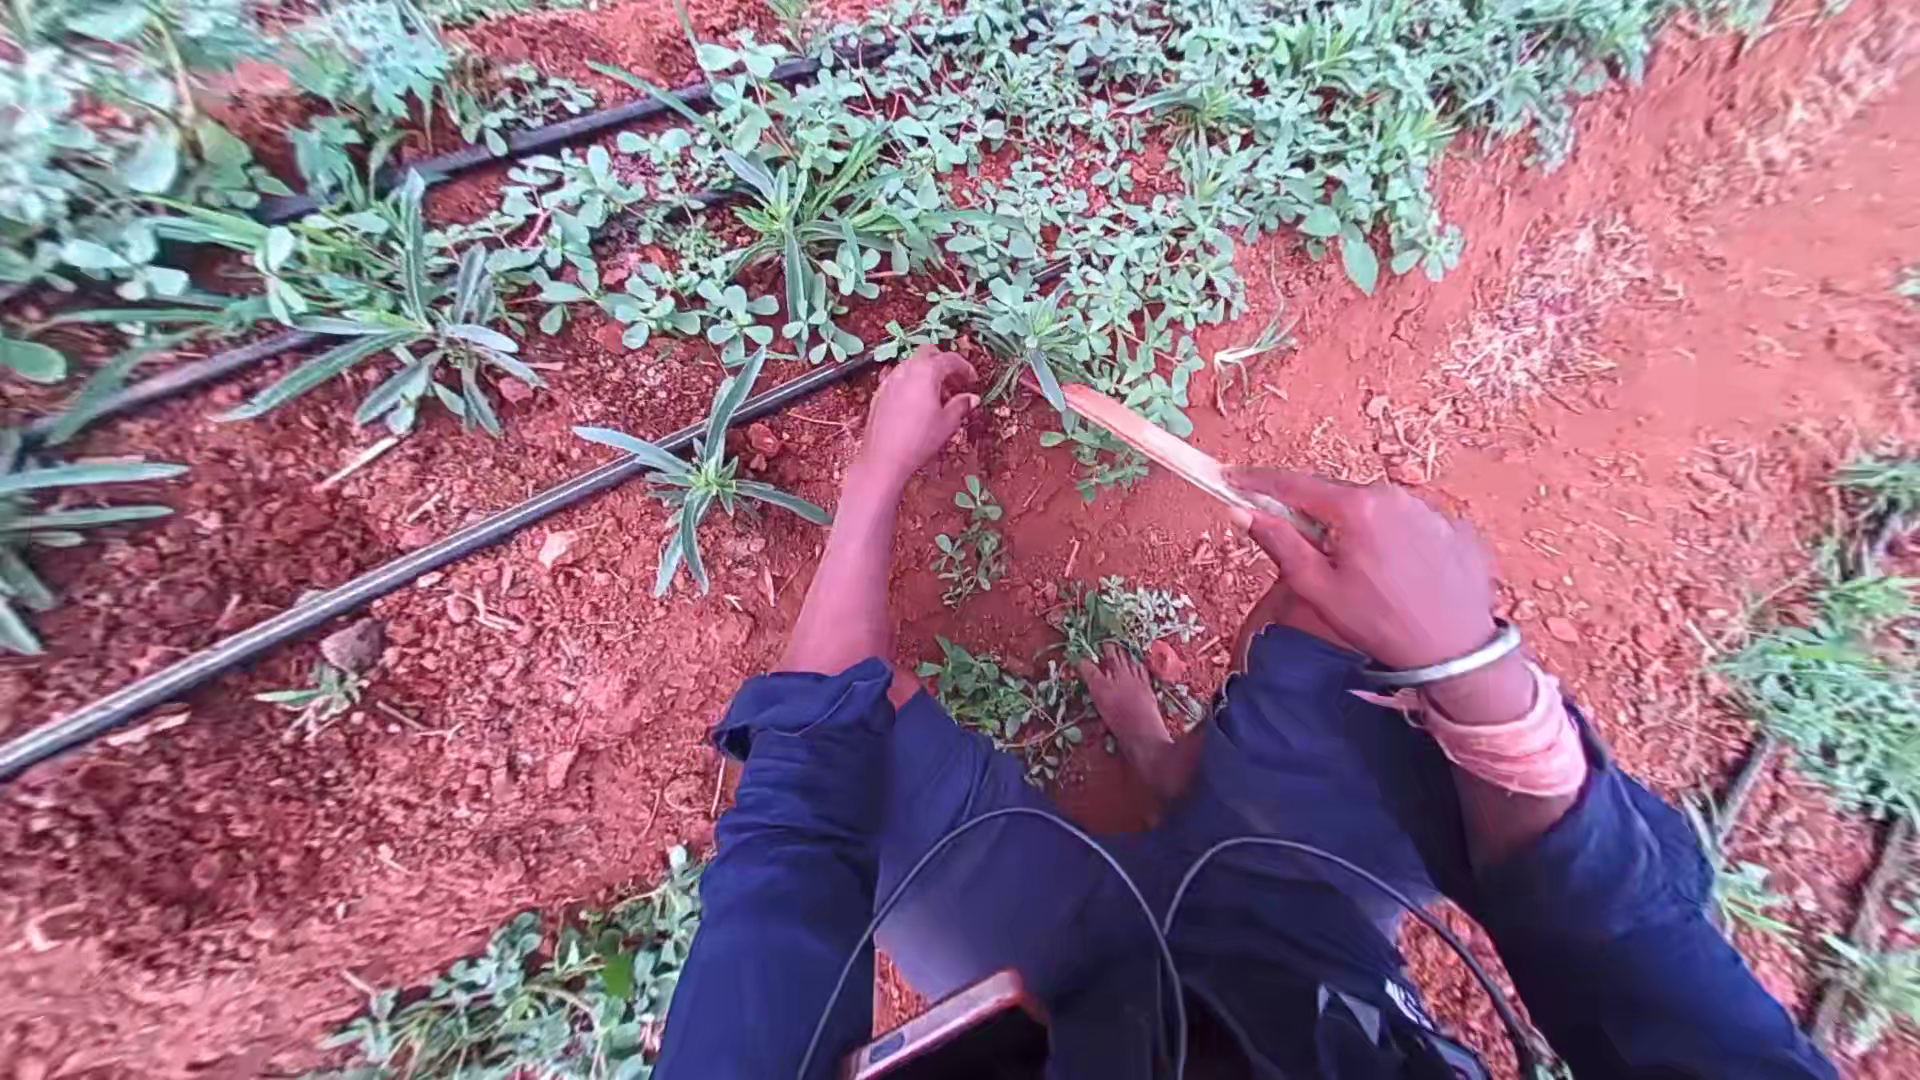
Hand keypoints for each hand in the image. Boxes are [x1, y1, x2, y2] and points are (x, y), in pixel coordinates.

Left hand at [855, 345, 978, 486]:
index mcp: (926, 372)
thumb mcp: (948, 423)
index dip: (965, 368)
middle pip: (928, 353)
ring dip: (927, 372)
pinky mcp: (879, 394)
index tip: (973, 380)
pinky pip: (899, 379)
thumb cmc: (920, 440)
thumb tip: (972, 398)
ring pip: (911, 364)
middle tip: (955, 382)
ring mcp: (889, 380)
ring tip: (937, 395)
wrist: (883, 458)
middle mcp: (906, 370)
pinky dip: (911, 382)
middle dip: (944, 363)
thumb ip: (961, 405)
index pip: (950, 359)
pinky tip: (917, 403)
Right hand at [1226, 467, 1498, 669]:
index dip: (1255, 481)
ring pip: (1369, 507)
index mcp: (1357, 508)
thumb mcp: (1315, 586)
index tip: (1229, 477)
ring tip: (1349, 567)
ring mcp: (1429, 509)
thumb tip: (1240, 511)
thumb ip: (1278, 542)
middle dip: (1306, 512)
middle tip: (1295, 543)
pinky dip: (1384, 535)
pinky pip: (1403, 520)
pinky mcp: (1452, 527)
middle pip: (1332, 494)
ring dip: (1347, 525)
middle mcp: (1395, 496)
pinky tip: (1388, 569)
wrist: (1458, 654)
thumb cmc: (1378, 622)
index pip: (1292, 484)